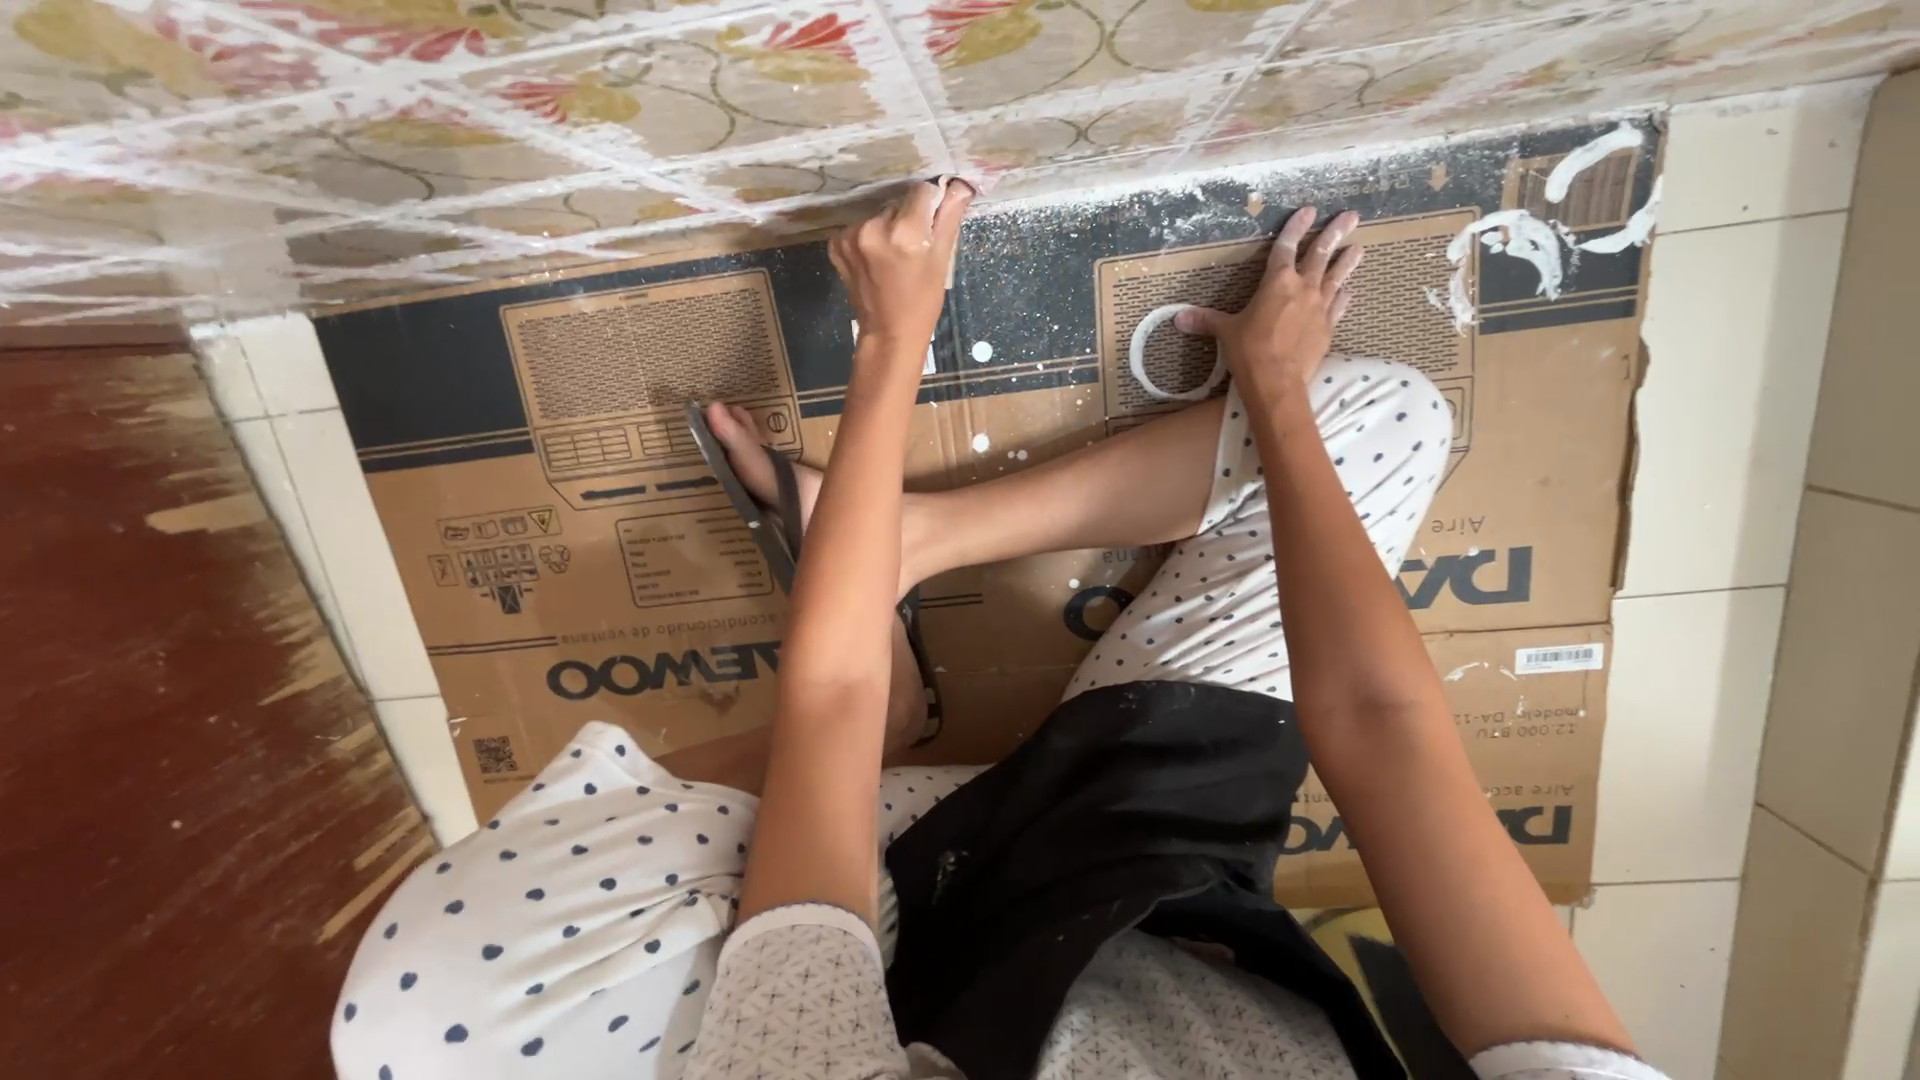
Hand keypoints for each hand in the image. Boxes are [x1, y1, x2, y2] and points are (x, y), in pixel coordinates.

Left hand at [830, 177, 974, 366]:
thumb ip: (949, 217)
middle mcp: (874, 227)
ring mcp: (851, 235)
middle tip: (912, 249)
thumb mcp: (942, 260)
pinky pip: (859, 227)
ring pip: (878, 214)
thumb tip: (961, 184)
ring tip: (892, 257)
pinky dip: (868, 238)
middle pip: (898, 203)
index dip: (930, 204)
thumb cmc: (922, 301)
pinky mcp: (836, 244)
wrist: (888, 333)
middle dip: (907, 218)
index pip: (922, 190)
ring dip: (887, 228)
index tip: (931, 225)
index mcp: (905, 232)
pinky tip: (875, 260)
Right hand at [1175, 206, 1361, 405]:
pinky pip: (1339, 306)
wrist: (1278, 382)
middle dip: (1335, 233)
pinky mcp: (1328, 327)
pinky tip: (1349, 291)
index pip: (1286, 247)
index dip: (1295, 227)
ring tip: (1358, 248)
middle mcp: (1303, 288)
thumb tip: (1178, 317)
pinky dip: (1344, 296)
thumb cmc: (1249, 352)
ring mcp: (1320, 307)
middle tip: (1351, 216)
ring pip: (1337, 277)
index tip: (1309, 210)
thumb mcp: (1225, 333)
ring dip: (1347, 261)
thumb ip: (1206, 320)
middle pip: (1321, 254)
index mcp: (1277, 283)